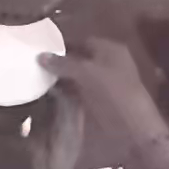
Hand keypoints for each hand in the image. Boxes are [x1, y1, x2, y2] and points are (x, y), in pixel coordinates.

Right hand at [42, 38, 168, 168]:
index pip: (82, 41)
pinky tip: (49, 92)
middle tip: (35, 64)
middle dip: (59, 61)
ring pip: (77, 75)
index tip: (40, 48)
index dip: (62, 45)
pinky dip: (65, 90)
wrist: (133, 128)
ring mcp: (103, 82)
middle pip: (78, 58)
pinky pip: (78, 89)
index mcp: (110, 50)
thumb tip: (40, 55)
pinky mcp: (99, 99)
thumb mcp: (86, 73)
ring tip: (37, 77)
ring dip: (60, 77)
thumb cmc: (113, 93)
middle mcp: (108, 63)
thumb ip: (63, 64)